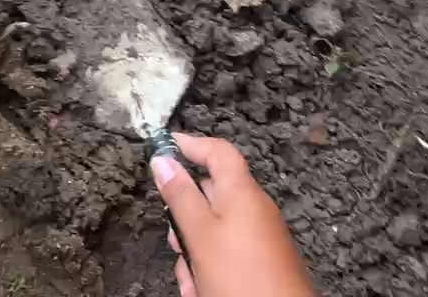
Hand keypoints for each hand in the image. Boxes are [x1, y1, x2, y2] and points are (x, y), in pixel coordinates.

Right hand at [152, 133, 316, 296]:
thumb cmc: (241, 277)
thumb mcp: (200, 234)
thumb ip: (180, 195)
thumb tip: (163, 160)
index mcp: (242, 192)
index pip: (218, 150)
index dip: (191, 144)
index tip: (164, 147)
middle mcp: (254, 209)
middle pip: (212, 194)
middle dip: (186, 215)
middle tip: (175, 239)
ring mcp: (261, 237)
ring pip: (216, 229)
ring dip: (195, 249)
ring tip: (191, 278)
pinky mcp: (264, 263)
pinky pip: (229, 251)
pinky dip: (212, 265)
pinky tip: (203, 289)